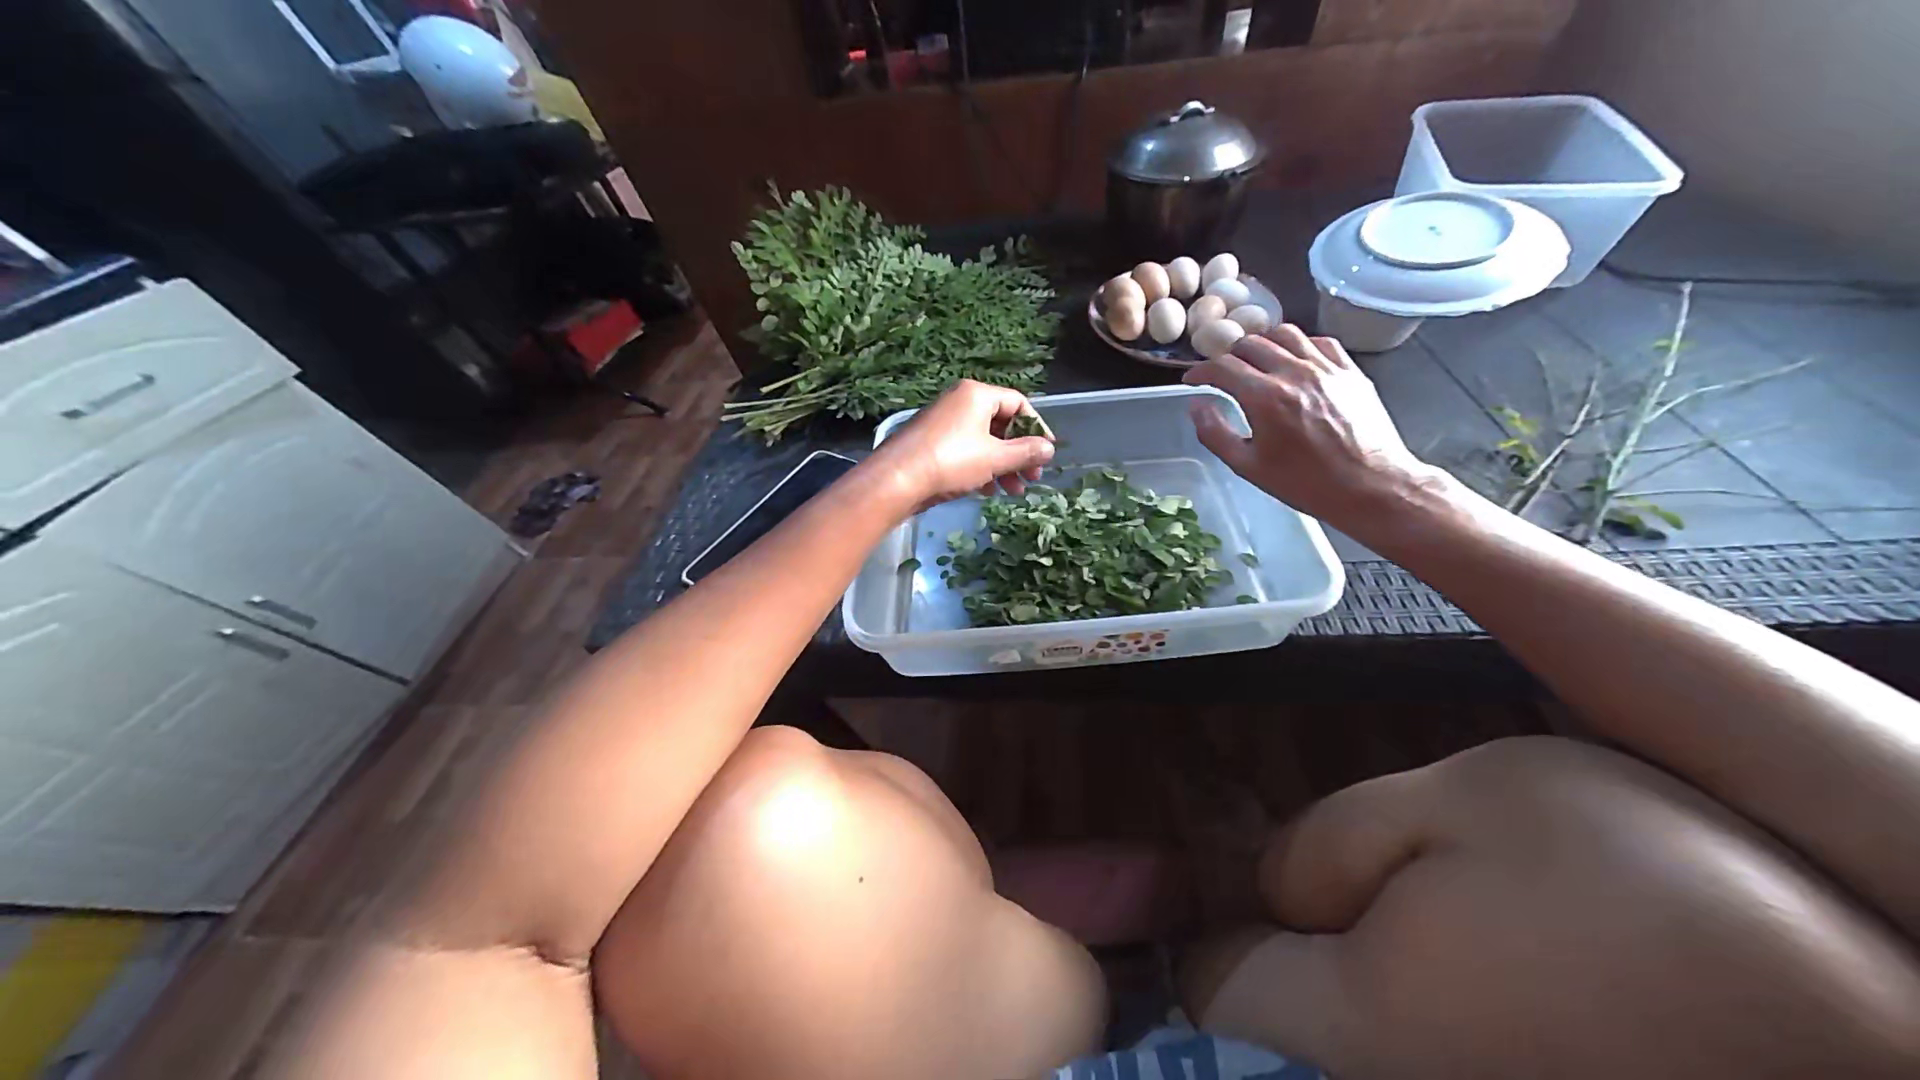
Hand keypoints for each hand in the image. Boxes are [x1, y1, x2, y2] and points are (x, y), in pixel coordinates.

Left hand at [865, 380, 1055, 508]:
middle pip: (1001, 423)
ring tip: (1012, 492)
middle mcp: (960, 402)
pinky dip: (981, 467)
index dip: (1037, 428)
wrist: (897, 479)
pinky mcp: (932, 443)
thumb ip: (1026, 452)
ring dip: (1003, 465)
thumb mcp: (995, 458)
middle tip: (1031, 478)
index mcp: (976, 395)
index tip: (1046, 453)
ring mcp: (944, 423)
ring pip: (984, 441)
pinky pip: (966, 450)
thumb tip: (1049, 449)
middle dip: (1019, 453)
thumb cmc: (951, 461)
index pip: (1018, 403)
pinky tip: (988, 491)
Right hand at [1182, 326, 1435, 528]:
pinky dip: (1298, 345)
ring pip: (1284, 334)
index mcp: (1264, 398)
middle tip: (1221, 373)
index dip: (1200, 371)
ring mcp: (1325, 368)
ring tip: (1255, 360)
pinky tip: (1293, 361)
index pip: (1222, 367)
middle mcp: (1294, 373)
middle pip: (1250, 344)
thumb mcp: (1247, 466)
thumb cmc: (1305, 483)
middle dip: (1228, 356)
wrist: (1370, 486)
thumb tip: (1196, 406)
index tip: (1193, 380)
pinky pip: (1319, 342)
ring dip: (1262, 343)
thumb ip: (1215, 433)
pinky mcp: (1349, 371)